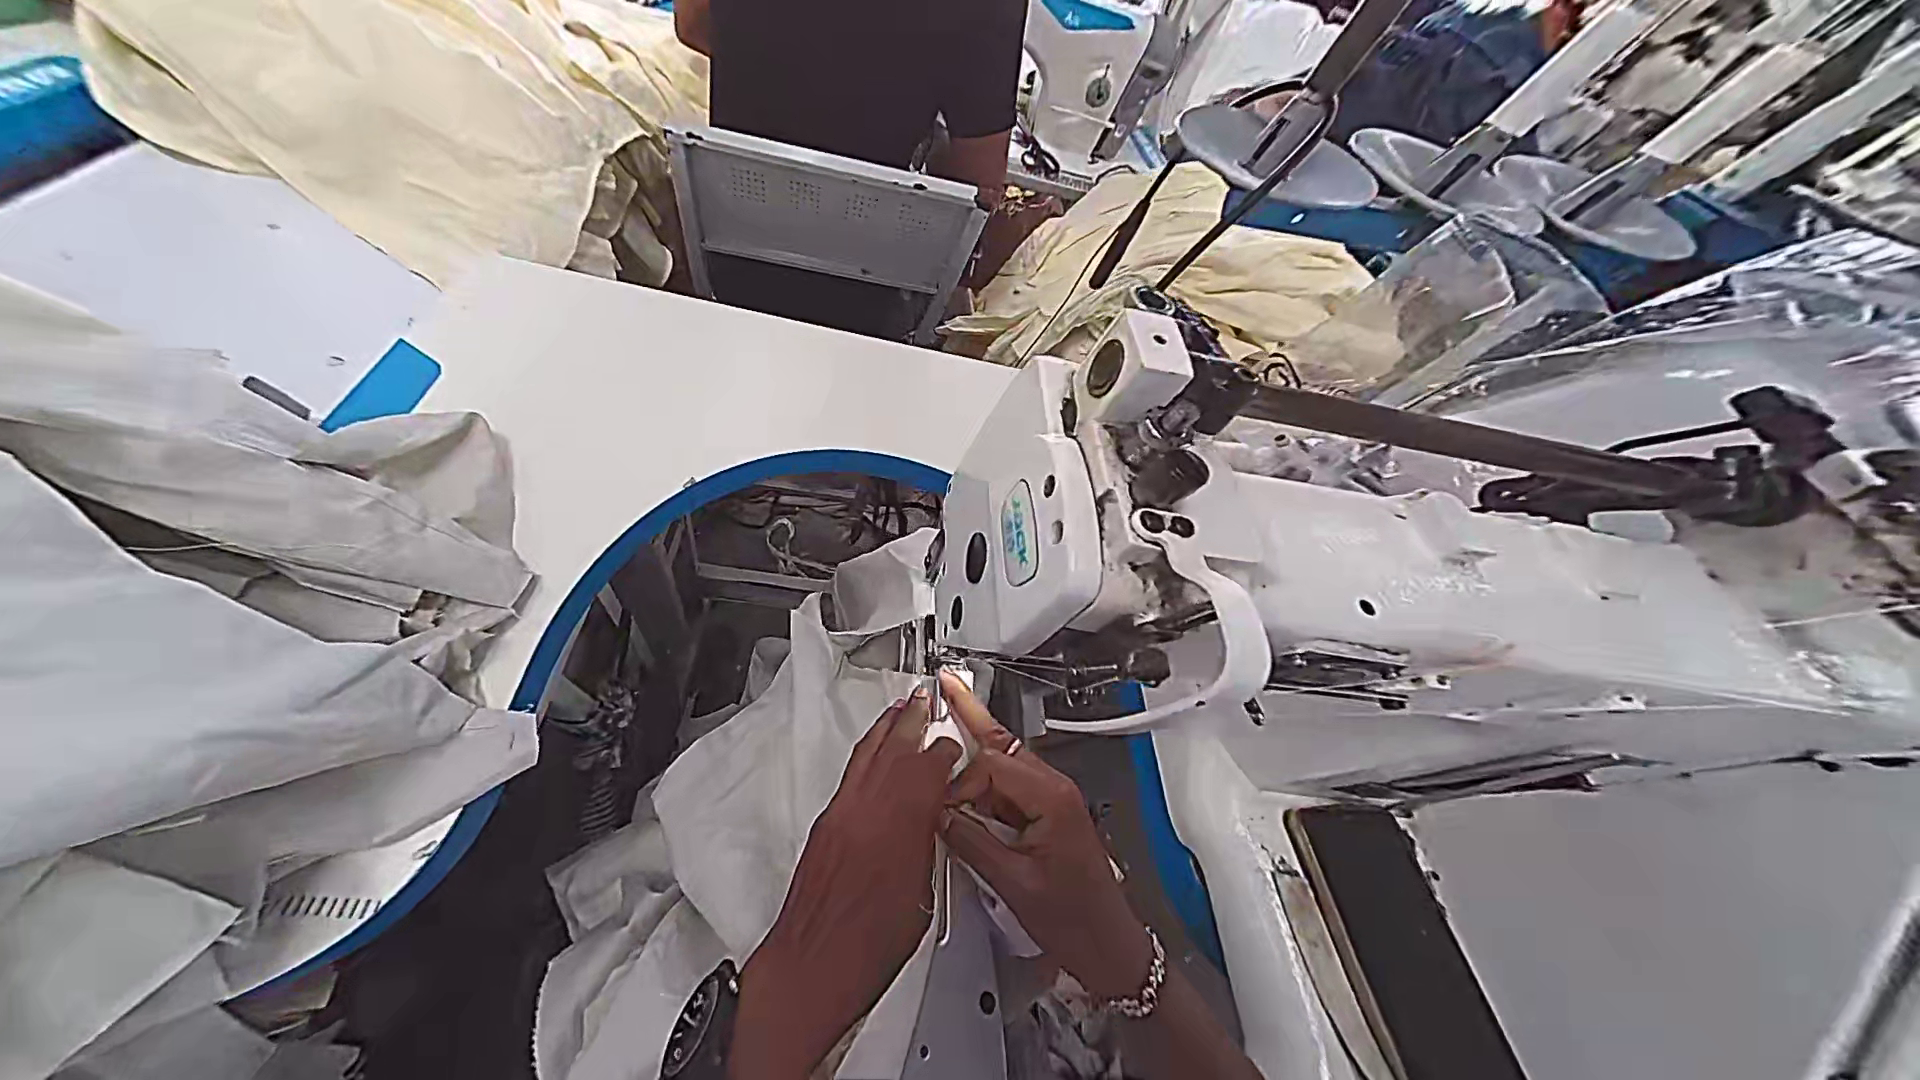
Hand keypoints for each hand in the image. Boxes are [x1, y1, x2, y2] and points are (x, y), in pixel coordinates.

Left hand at [729, 689, 961, 1078]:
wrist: (811, 965)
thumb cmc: (867, 947)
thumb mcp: (922, 896)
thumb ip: (928, 845)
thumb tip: (934, 820)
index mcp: (902, 827)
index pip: (930, 769)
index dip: (946, 752)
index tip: (955, 745)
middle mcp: (870, 810)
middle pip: (897, 748)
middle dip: (914, 720)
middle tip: (924, 698)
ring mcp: (844, 812)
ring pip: (870, 753)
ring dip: (887, 727)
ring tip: (900, 709)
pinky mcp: (827, 821)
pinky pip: (852, 771)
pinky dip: (867, 750)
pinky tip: (874, 747)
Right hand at [936, 672, 1155, 999]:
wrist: (1108, 945)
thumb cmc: (1076, 919)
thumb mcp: (1014, 883)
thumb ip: (972, 842)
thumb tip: (940, 816)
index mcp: (1051, 797)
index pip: (993, 763)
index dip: (961, 780)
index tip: (941, 805)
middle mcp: (1053, 788)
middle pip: (1001, 745)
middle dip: (970, 716)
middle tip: (947, 686)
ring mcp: (1049, 799)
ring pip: (1002, 763)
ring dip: (972, 753)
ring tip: (946, 723)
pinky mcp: (1043, 813)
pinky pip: (1005, 788)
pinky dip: (980, 785)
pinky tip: (961, 787)